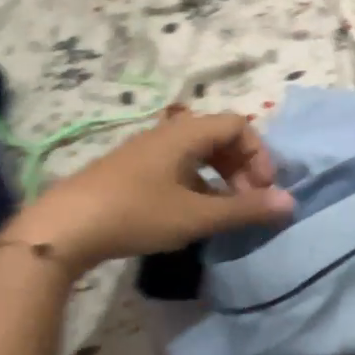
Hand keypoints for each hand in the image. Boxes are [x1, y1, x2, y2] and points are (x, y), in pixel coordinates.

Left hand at [0, 108, 294, 275]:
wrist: (63, 228)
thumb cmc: (136, 213)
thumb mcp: (196, 216)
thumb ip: (245, 209)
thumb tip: (290, 203)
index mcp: (186, 133)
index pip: (239, 126)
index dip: (259, 154)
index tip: (263, 189)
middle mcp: (168, 133)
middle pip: (220, 137)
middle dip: (243, 167)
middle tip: (249, 202)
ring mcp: (147, 152)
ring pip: (198, 154)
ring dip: (221, 178)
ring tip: (225, 212)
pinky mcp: (132, 172)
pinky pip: (178, 167)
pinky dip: (198, 185)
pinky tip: (192, 216)